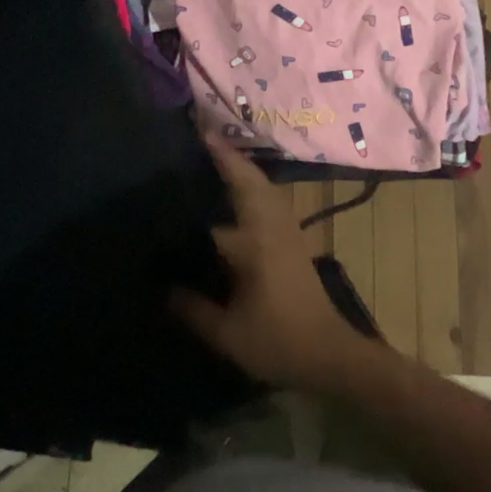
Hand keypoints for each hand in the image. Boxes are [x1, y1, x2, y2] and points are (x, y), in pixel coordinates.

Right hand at [171, 140, 373, 392]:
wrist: (329, 356)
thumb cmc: (278, 342)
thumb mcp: (226, 333)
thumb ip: (191, 309)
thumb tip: (161, 286)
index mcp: (255, 241)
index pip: (225, 199)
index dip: (207, 172)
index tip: (189, 141)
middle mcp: (272, 227)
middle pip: (251, 181)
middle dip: (229, 156)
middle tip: (201, 136)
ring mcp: (287, 234)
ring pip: (264, 190)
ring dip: (243, 171)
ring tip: (214, 160)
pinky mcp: (293, 245)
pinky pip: (270, 204)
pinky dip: (253, 189)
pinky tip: (235, 200)